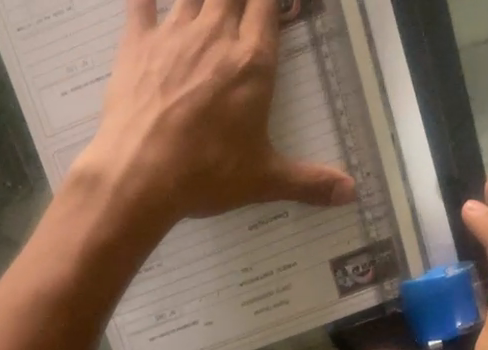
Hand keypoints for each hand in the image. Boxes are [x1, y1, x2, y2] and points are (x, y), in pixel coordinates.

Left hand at [72, 0, 356, 228]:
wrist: (140, 176)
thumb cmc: (206, 175)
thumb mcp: (263, 180)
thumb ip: (309, 181)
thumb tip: (351, 193)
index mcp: (253, 62)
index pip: (268, 2)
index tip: (275, 4)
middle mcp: (216, 36)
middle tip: (240, 4)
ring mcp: (174, 35)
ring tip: (209, 2)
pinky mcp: (136, 46)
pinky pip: (140, 3)